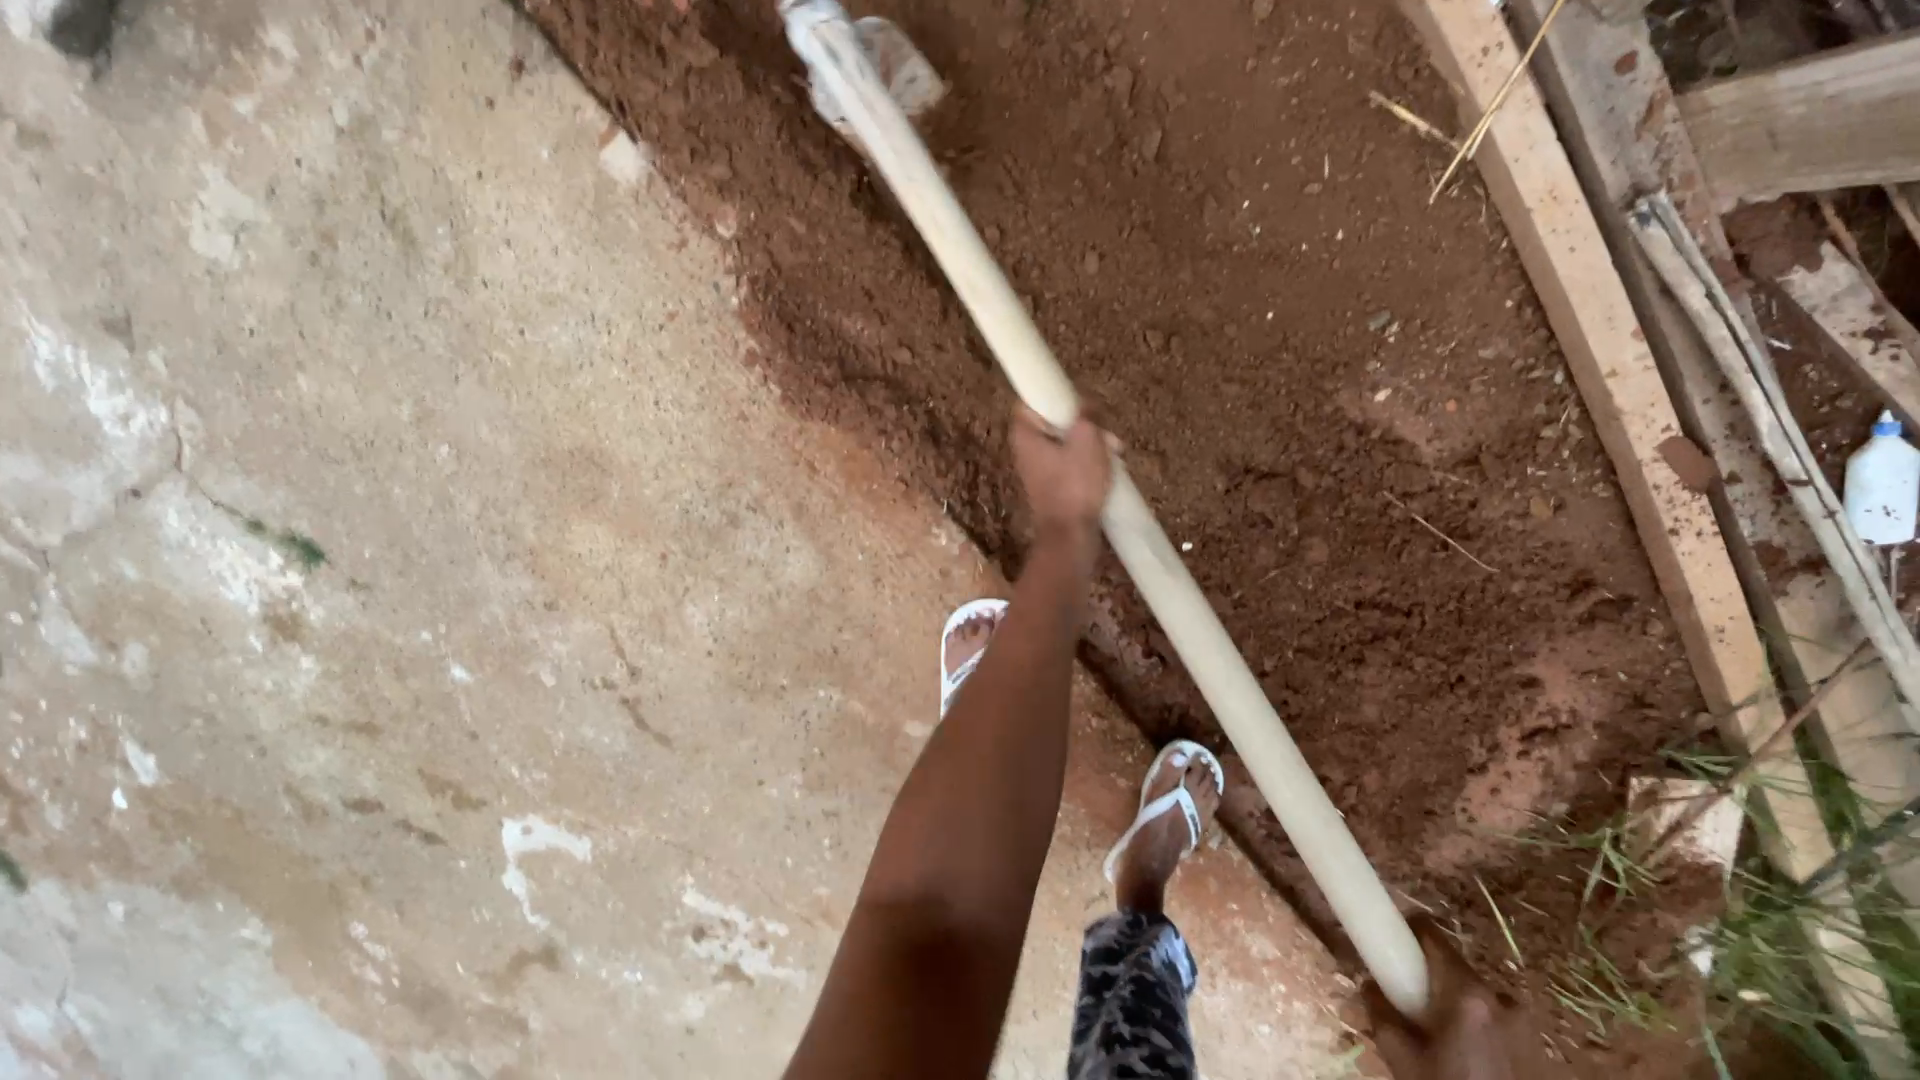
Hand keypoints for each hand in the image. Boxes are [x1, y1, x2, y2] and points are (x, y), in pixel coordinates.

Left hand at [1010, 406, 1113, 539]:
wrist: (1071, 535)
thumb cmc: (1074, 484)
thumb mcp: (1086, 438)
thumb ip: (1085, 414)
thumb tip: (1085, 405)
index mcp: (1025, 435)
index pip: (1030, 402)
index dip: (1055, 397)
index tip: (1078, 403)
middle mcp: (1027, 451)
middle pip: (1055, 422)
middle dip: (1084, 424)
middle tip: (1106, 433)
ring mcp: (1040, 471)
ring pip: (1067, 444)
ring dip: (1093, 444)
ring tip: (1115, 451)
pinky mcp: (1055, 487)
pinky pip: (1072, 465)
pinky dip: (1090, 463)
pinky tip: (1110, 468)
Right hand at [1363, 919, 1551, 1079]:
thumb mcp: (1402, 1061)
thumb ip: (1381, 1015)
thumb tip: (1369, 985)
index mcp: (1466, 994)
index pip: (1431, 935)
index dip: (1406, 930)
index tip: (1389, 940)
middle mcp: (1501, 998)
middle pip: (1455, 968)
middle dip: (1430, 980)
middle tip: (1411, 1008)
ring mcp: (1526, 1023)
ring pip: (1478, 997)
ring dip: (1457, 1007)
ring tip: (1444, 1042)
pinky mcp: (1540, 1047)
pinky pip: (1499, 1021)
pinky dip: (1481, 1029)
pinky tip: (1472, 1059)